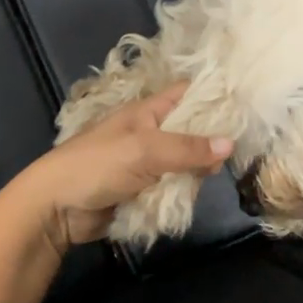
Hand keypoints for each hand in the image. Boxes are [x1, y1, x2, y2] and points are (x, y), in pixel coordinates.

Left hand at [14, 83, 232, 251]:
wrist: (57, 207)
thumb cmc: (97, 166)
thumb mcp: (144, 150)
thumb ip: (187, 148)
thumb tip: (230, 144)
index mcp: (147, 112)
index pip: (187, 95)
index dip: (214, 98)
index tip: (246, 110)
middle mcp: (149, 134)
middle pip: (192, 134)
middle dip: (209, 147)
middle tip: (227, 161)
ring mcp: (145, 164)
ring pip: (184, 165)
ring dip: (193, 177)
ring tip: (201, 184)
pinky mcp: (141, 191)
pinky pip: (170, 190)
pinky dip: (177, 196)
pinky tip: (183, 203)